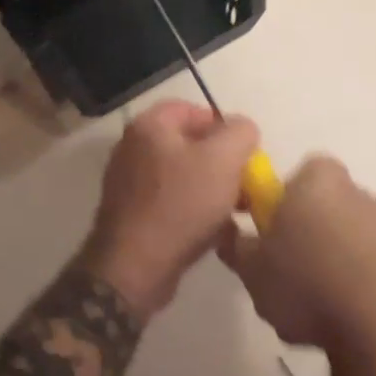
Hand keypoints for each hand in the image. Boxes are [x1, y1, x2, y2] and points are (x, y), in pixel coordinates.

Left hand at [84, 101, 259, 321]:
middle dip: (222, 162)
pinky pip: (171, 204)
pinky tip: (215, 232)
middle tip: (246, 183)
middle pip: (187, 144)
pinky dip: (195, 212)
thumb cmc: (181, 204)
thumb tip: (242, 129)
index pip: (189, 108)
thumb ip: (240, 133)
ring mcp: (129, 184)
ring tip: (238, 210)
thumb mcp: (223, 160)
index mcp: (148, 127)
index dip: (222, 124)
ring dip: (212, 190)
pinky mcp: (133, 216)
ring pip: (182, 177)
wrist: (135, 266)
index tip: (245, 151)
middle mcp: (132, 150)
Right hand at [219, 157, 375, 375]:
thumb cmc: (309, 287)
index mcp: (319, 185)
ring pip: (359, 241)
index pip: (303, 172)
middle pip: (331, 207)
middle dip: (313, 234)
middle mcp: (363, 196)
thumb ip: (236, 247)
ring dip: (343, 264)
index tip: (274, 231)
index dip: (286, 199)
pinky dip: (372, 289)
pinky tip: (357, 323)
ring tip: (325, 308)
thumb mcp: (252, 272)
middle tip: (292, 273)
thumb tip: (229, 232)